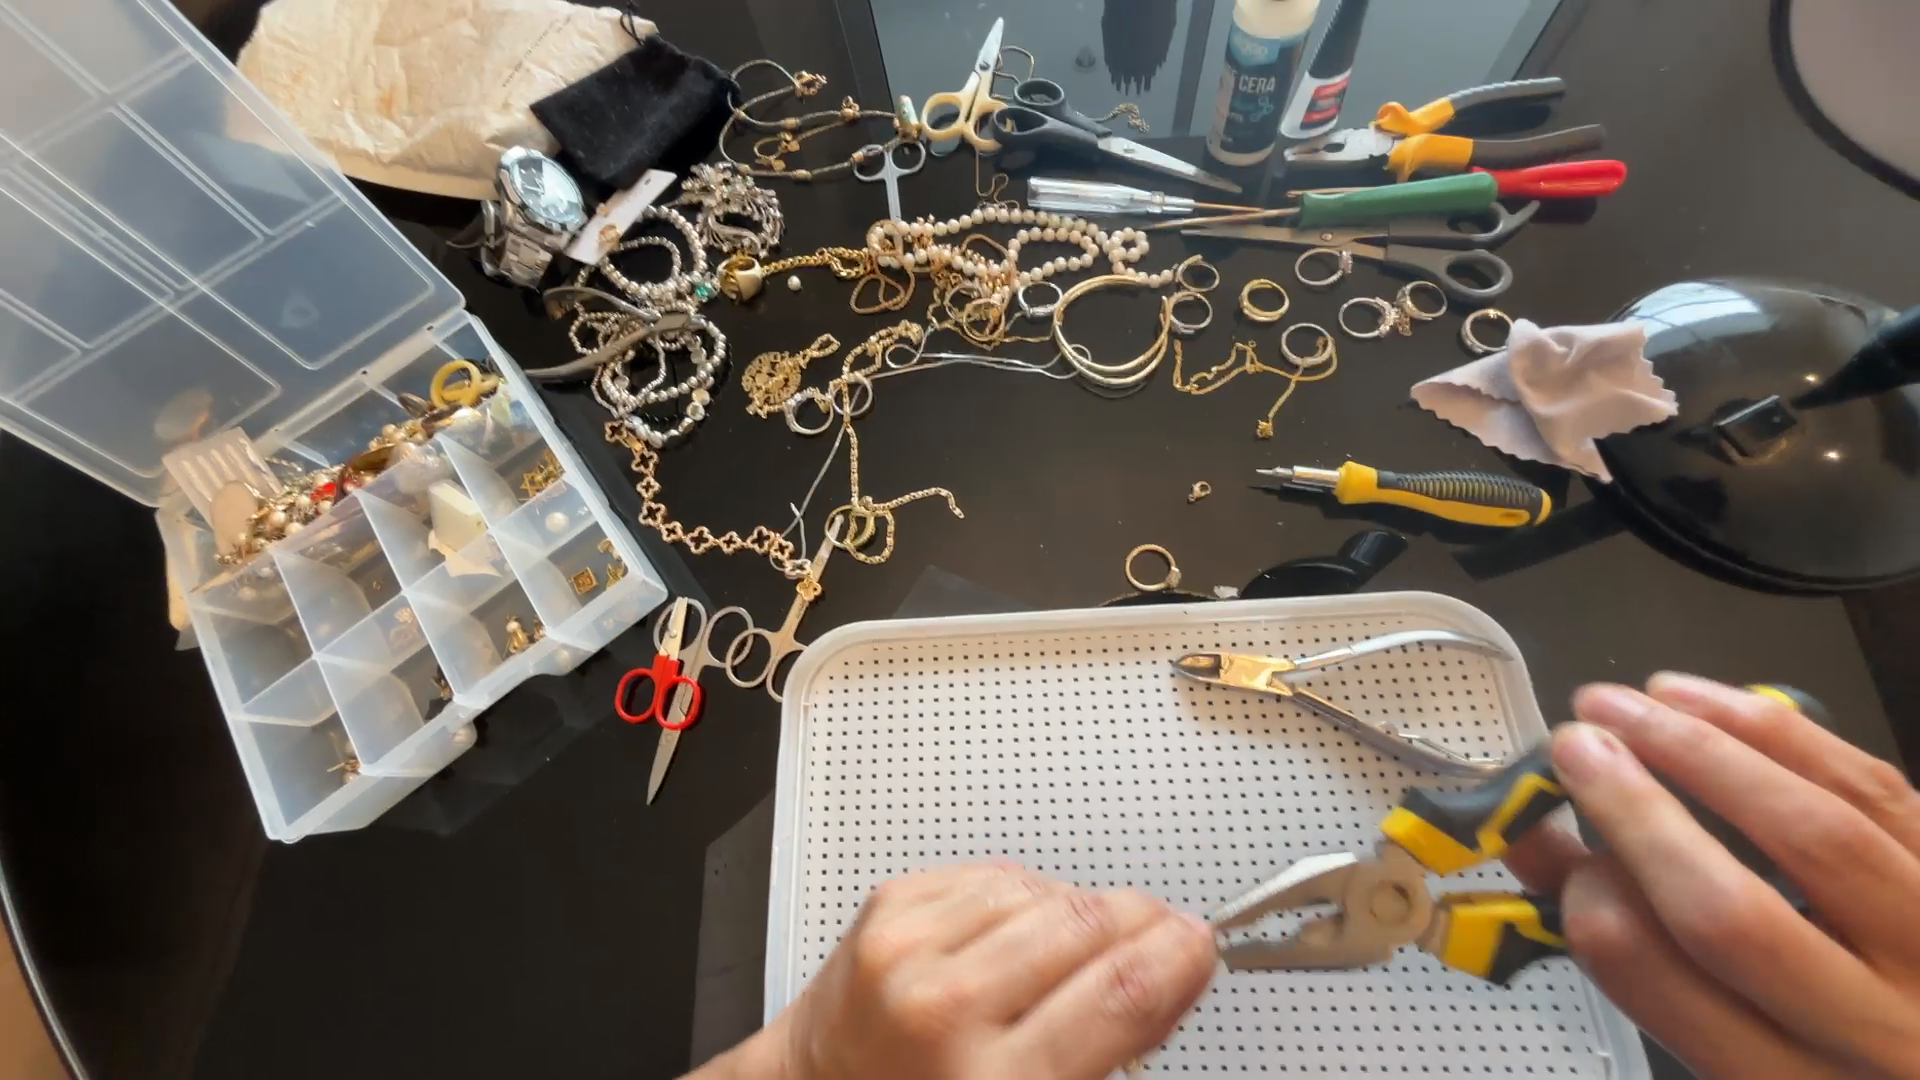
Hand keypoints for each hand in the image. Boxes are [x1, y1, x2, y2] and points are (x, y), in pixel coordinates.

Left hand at [729, 863, 1216, 1079]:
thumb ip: (1105, 1049)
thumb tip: (1169, 980)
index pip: (1117, 997)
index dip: (1176, 958)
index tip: (1199, 941)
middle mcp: (946, 1007)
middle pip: (1083, 924)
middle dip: (1139, 916)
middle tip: (1162, 926)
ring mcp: (912, 943)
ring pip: (1042, 888)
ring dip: (1078, 905)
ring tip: (1080, 937)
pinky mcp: (892, 901)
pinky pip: (992, 872)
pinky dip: (1024, 891)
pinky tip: (1023, 920)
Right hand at [1503, 674, 1919, 1078]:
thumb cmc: (1803, 1037)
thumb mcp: (1706, 1026)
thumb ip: (1604, 930)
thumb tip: (1524, 830)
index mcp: (1780, 1077)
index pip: (1646, 967)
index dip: (1579, 887)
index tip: (1551, 831)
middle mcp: (1880, 1039)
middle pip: (1730, 911)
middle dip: (1631, 807)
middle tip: (1574, 739)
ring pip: (1817, 832)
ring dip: (1696, 745)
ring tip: (1617, 701)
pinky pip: (1876, 787)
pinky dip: (1771, 728)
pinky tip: (1692, 697)